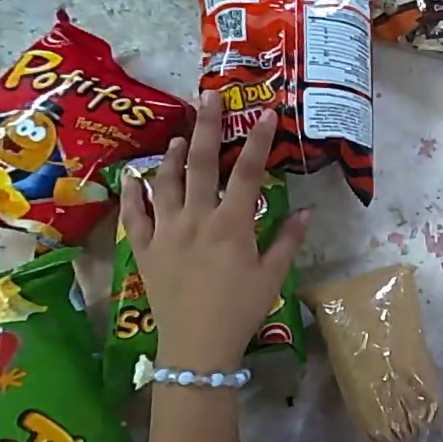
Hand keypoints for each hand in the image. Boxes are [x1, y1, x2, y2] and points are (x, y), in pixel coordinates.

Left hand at [120, 92, 310, 373]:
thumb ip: (288, 239)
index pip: (249, 172)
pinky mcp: (146, 248)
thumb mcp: (273, 276)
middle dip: (209, 126)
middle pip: (203, 163)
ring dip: (175, 155)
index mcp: (232, 224)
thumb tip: (308, 209)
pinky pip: (136, 214)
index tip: (267, 112)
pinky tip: (135, 177)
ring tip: (182, 136)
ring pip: (167, 182)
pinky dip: (134, 193)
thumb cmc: (241, 310)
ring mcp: (167, 231)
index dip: (259, 140)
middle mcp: (197, 218)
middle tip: (210, 95)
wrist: (197, 345)